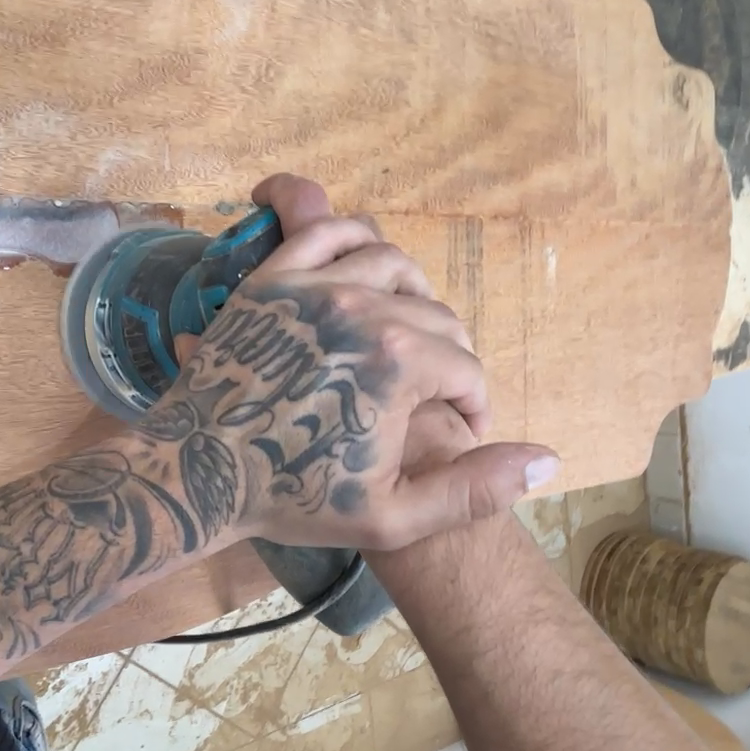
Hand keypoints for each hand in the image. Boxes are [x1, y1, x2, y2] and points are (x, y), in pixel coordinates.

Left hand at [132, 174, 559, 551]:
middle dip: (448, 356)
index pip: (466, 368)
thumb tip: (549, 460)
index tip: (458, 425)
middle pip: (436, 315)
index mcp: (400, 362)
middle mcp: (363, 309)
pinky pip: (325, 234)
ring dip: (414, 294)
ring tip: (406, 331)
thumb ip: (475, 490)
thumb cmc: (291, 497)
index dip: (471, 403)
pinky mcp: (272, 281)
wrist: (200, 471)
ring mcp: (313, 287)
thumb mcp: (392, 516)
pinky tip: (362, 256)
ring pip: (393, 265)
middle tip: (431, 390)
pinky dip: (353, 234)